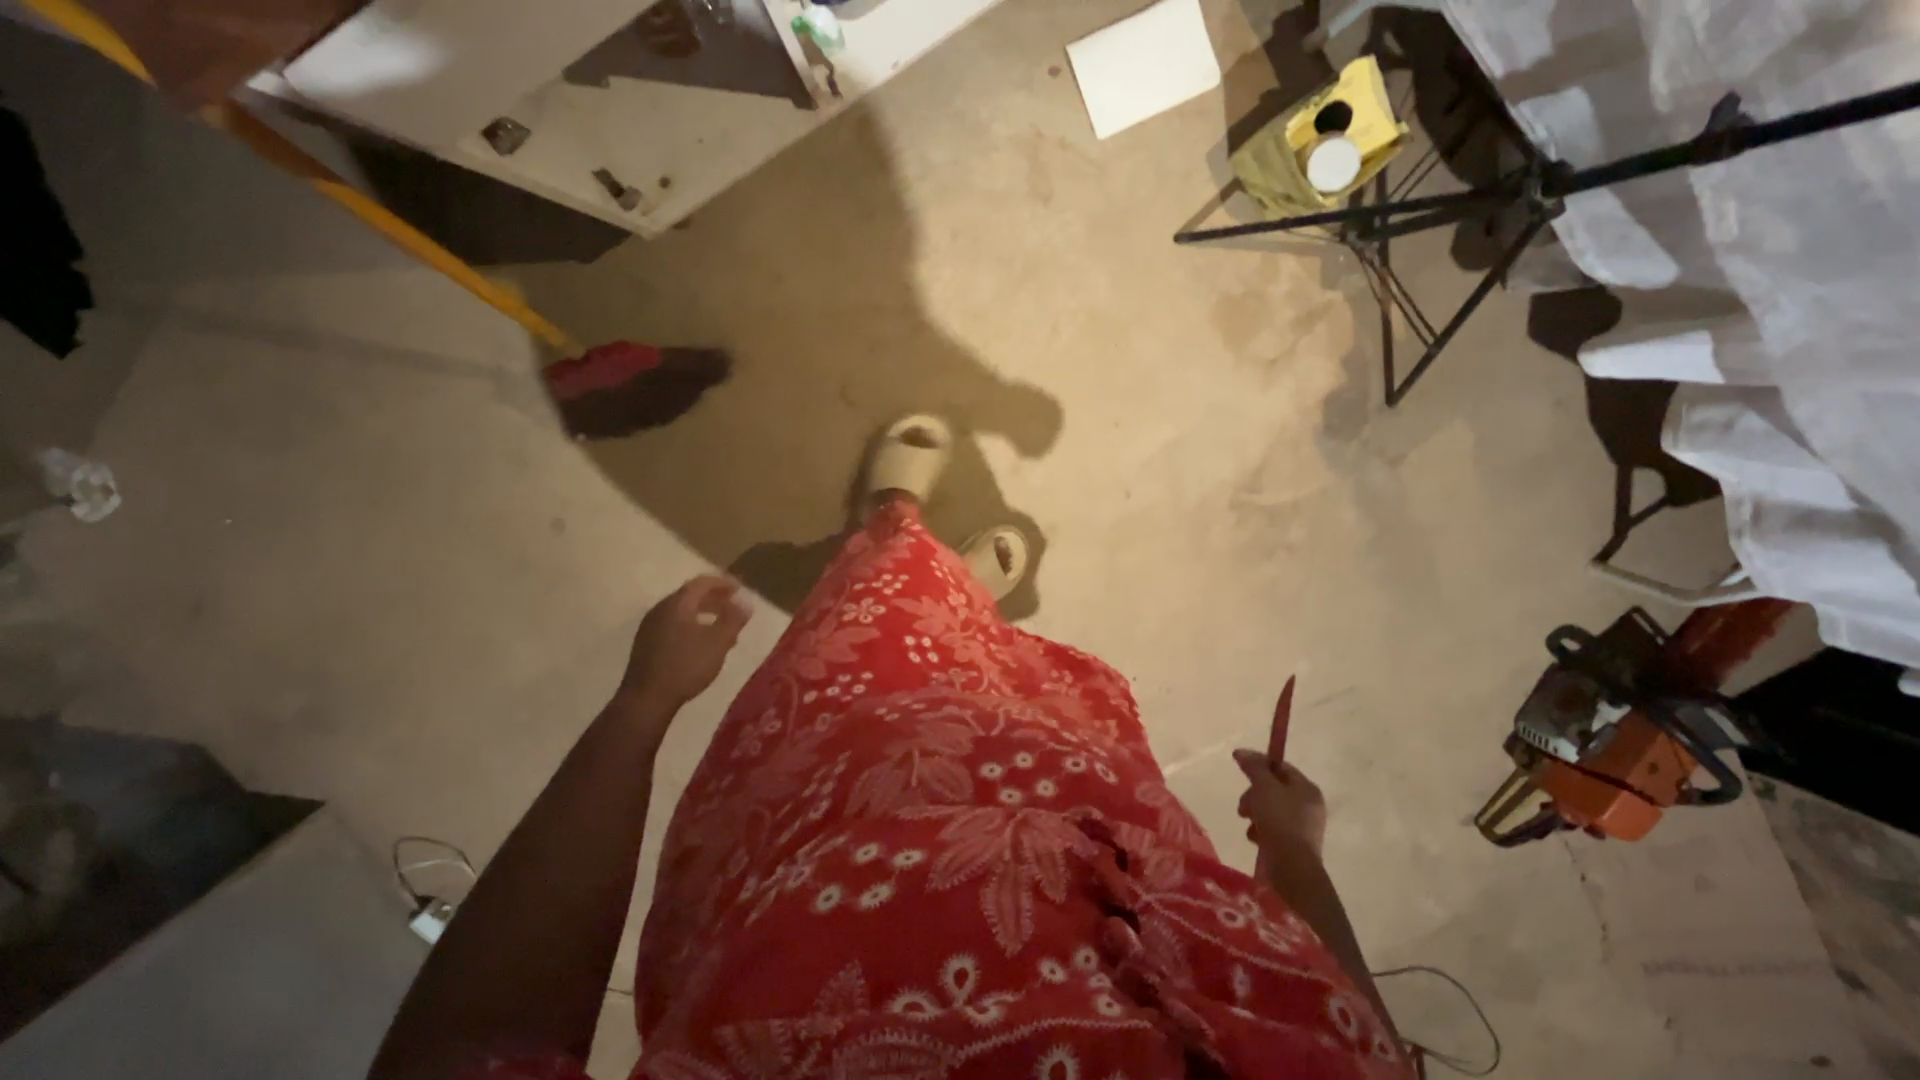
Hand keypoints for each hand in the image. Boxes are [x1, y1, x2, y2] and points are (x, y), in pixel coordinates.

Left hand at [618, 575, 751, 712]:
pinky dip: (691, 626)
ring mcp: (650, 627)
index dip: (723, 583)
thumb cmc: (686, 666)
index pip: (702, 583)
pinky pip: (673, 626)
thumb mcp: (718, 643)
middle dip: (714, 599)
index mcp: (677, 604)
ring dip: (704, 615)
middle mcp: (660, 609)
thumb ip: (733, 619)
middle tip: (733, 607)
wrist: (647, 698)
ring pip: (681, 612)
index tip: (740, 589)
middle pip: (690, 596)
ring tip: (722, 628)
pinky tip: (701, 644)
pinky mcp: (646, 644)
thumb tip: (745, 602)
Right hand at [1233, 749, 1327, 859]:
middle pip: (1274, 789)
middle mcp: (1309, 806)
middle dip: (1254, 794)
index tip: (1240, 768)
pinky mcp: (1295, 844)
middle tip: (1243, 806)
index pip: (1281, 767)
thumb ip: (1254, 768)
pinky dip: (1262, 830)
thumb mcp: (1264, 788)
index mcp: (1307, 789)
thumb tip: (1241, 751)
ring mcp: (1303, 826)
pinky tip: (1255, 838)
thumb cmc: (1280, 821)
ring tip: (1248, 823)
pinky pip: (1274, 829)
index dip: (1260, 765)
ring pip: (1271, 810)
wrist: (1292, 866)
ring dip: (1255, 813)